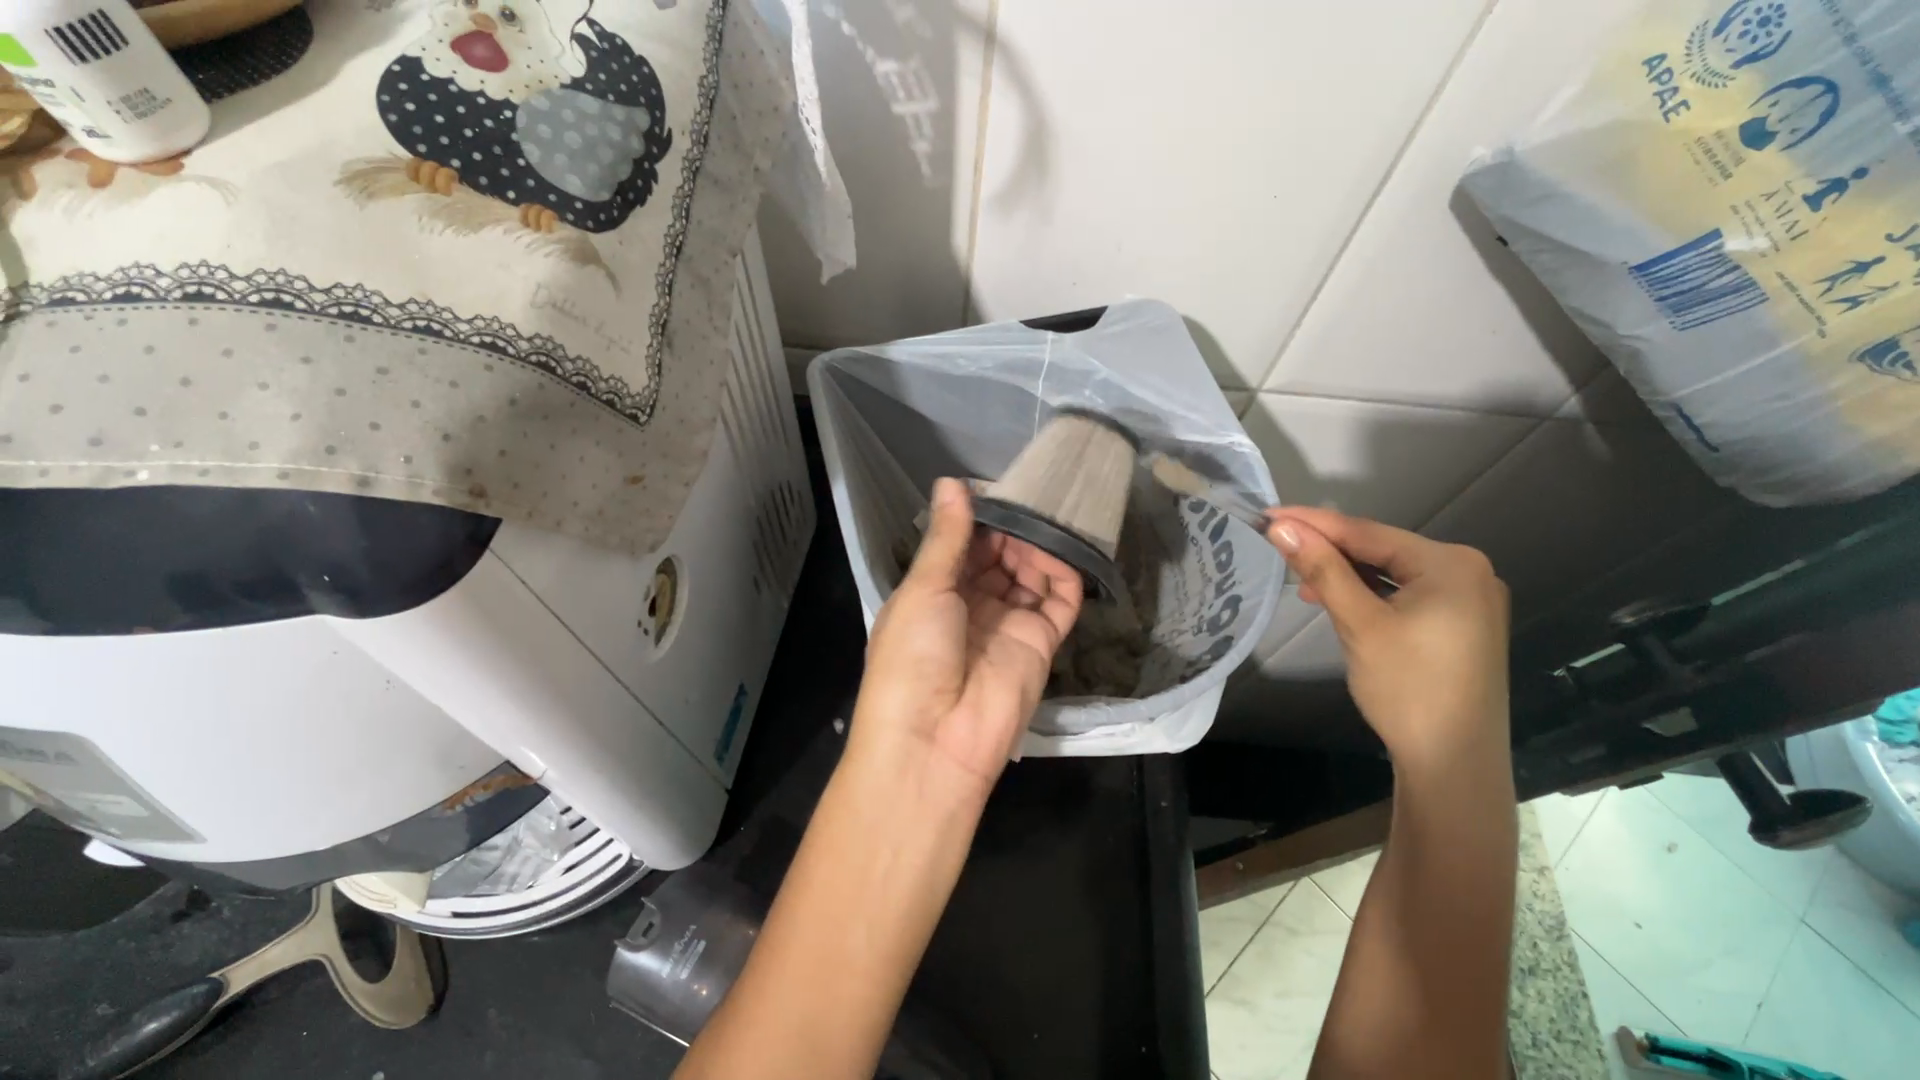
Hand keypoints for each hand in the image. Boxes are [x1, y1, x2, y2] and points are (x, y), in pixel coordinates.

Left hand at [851, 478, 1084, 802]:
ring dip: (1038, 547)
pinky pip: (1060, 602)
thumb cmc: (912, 657)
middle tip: (1030, 496)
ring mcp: (1008, 625)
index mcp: (933, 593)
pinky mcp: (1041, 643)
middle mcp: (972, 606)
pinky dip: (1066, 575)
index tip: (998, 487)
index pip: (963, 547)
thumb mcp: (923, 589)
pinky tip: (1064, 550)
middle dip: (1012, 529)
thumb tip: (952, 482)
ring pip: (1032, 574)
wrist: (934, 740)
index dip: (979, 519)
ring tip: (1047, 521)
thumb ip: (947, 538)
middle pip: (1000, 557)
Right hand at [1266, 507, 1509, 769]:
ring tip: (1304, 585)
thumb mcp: (1359, 624)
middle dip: (1331, 552)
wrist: (1454, 762)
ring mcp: (1471, 602)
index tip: (1269, 515)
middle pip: (1383, 551)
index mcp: (1451, 564)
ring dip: (1348, 577)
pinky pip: (1408, 596)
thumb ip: (1322, 570)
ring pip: (1393, 575)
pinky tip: (1342, 603)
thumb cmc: (1407, 688)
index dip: (1314, 524)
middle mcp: (1469, 572)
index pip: (1368, 532)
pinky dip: (1372, 597)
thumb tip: (1281, 528)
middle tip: (1280, 551)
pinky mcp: (1463, 627)